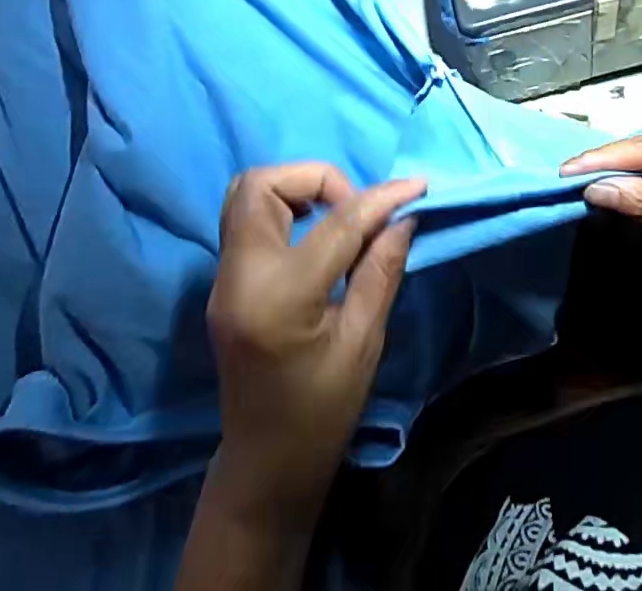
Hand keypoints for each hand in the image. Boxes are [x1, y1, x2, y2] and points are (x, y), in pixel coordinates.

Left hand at [206, 164, 424, 517]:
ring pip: (246, 194)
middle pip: (261, 185)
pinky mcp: (225, 282)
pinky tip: (319, 234)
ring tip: (341, 216)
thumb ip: (382, 268)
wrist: (265, 463)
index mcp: (280, 297)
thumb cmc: (324, 410)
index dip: (382, 198)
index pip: (335, 223)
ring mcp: (224, 279)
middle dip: (319, 178)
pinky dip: (285, 207)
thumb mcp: (365, 340)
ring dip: (297, 189)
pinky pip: (247, 219)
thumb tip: (404, 216)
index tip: (417, 187)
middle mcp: (239, 277)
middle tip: (359, 209)